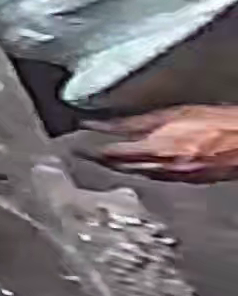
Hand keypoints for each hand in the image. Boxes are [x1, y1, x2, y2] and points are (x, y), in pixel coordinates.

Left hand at [84, 105, 237, 182]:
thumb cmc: (223, 122)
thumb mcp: (170, 115)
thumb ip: (128, 122)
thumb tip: (93, 124)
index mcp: (158, 149)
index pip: (107, 154)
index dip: (87, 150)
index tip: (72, 145)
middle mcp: (168, 166)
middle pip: (119, 168)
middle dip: (99, 161)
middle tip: (82, 154)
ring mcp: (183, 176)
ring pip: (138, 175)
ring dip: (119, 167)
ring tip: (103, 159)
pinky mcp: (197, 180)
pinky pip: (160, 178)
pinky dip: (144, 172)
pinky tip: (137, 165)